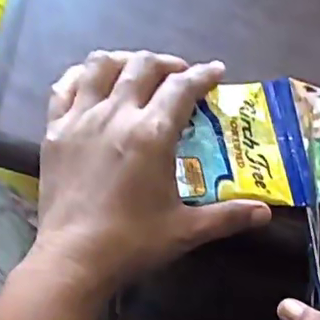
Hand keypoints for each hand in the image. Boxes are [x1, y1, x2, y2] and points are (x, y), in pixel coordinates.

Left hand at [32, 50, 271, 296]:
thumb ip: (227, 217)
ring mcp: (80, 119)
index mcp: (151, 134)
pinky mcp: (54, 131)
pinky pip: (65, 86)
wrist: (74, 258)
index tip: (215, 73)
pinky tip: (92, 84)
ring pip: (102, 65)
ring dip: (126, 60)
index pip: (182, 87)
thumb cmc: (133, 244)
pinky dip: (83, 76)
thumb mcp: (186, 231)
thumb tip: (265, 212)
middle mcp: (116, 114)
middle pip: (143, 66)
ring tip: (138, 71)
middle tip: (180, 76)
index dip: (203, 75)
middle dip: (167, 63)